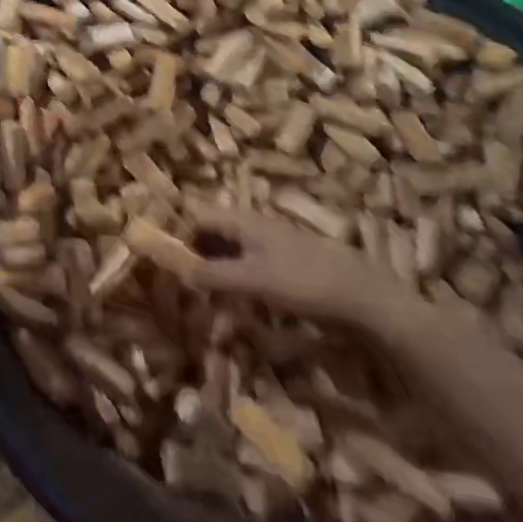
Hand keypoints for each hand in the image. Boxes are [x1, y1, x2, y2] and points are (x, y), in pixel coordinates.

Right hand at [148, 201, 423, 327]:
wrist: (364, 297)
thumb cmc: (304, 281)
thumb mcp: (253, 279)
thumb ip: (212, 273)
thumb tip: (177, 268)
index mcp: (243, 221)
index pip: (196, 214)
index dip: (176, 230)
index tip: (158, 255)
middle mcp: (254, 226)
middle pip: (210, 233)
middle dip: (192, 256)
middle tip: (179, 285)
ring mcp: (270, 245)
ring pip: (228, 253)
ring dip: (213, 274)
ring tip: (204, 302)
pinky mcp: (284, 266)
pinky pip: (247, 268)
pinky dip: (234, 283)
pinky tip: (234, 307)